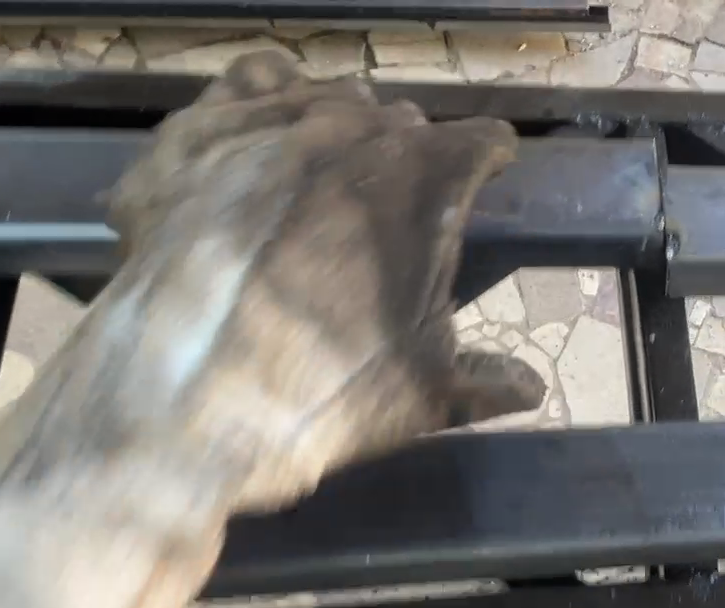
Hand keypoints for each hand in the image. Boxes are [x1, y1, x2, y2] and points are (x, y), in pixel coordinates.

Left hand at [76, 50, 545, 510]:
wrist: (191, 404)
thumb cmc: (333, 393)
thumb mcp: (432, 396)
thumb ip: (492, 383)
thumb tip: (534, 388)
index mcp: (420, 187)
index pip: (479, 143)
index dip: (491, 160)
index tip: (492, 175)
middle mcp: (346, 136)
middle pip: (403, 119)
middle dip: (419, 152)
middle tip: (415, 197)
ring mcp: (262, 129)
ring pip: (328, 94)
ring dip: (351, 125)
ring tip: (348, 165)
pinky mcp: (190, 139)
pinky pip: (244, 85)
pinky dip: (270, 102)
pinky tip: (273, 136)